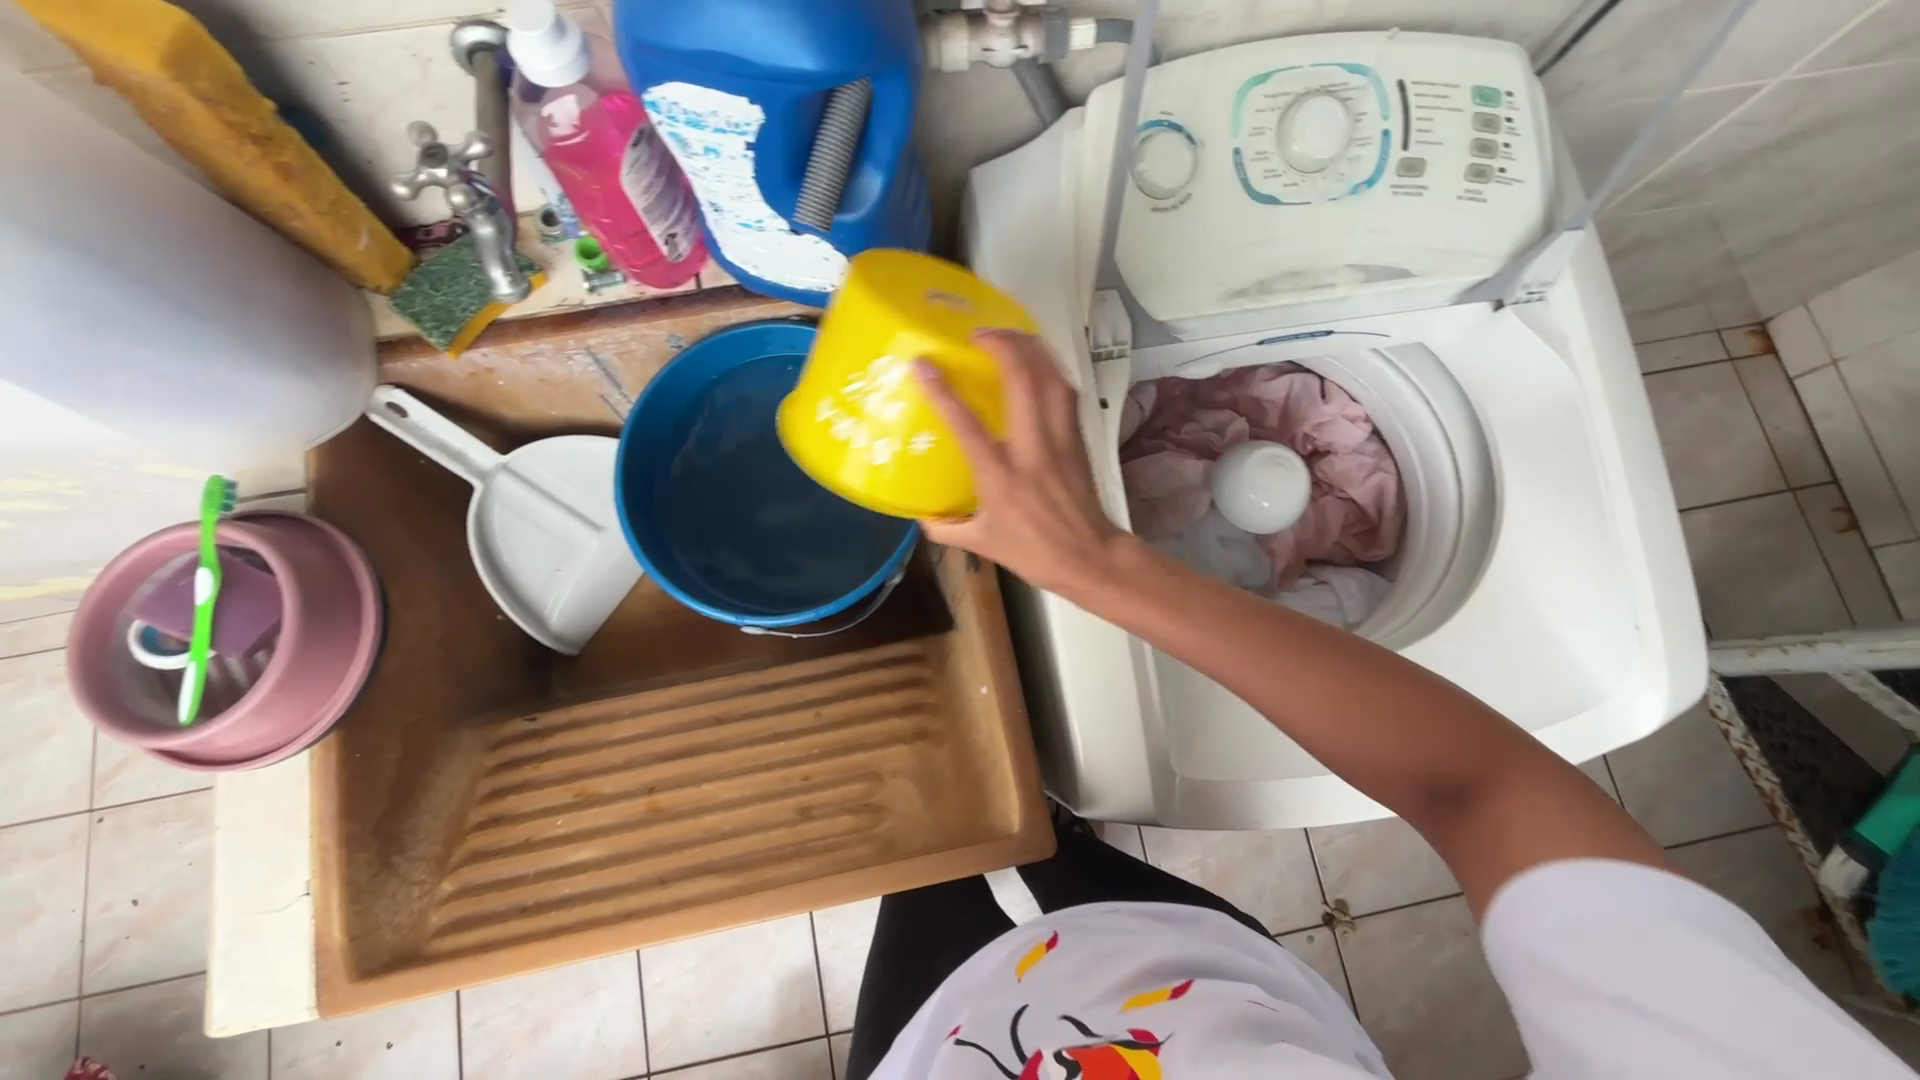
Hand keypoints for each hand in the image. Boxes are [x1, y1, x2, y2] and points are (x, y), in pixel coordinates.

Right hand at [914, 329, 1136, 596]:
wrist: (1089, 557)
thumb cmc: (1033, 552)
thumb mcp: (982, 544)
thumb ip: (946, 527)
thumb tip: (921, 514)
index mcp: (999, 476)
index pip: (966, 424)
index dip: (942, 389)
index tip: (924, 363)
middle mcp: (1031, 449)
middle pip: (1022, 379)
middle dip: (1002, 344)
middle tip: (979, 334)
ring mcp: (1059, 440)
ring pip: (1051, 377)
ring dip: (1030, 348)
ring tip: (1009, 336)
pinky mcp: (1078, 439)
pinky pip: (1066, 391)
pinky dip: (1051, 368)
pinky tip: (1039, 361)